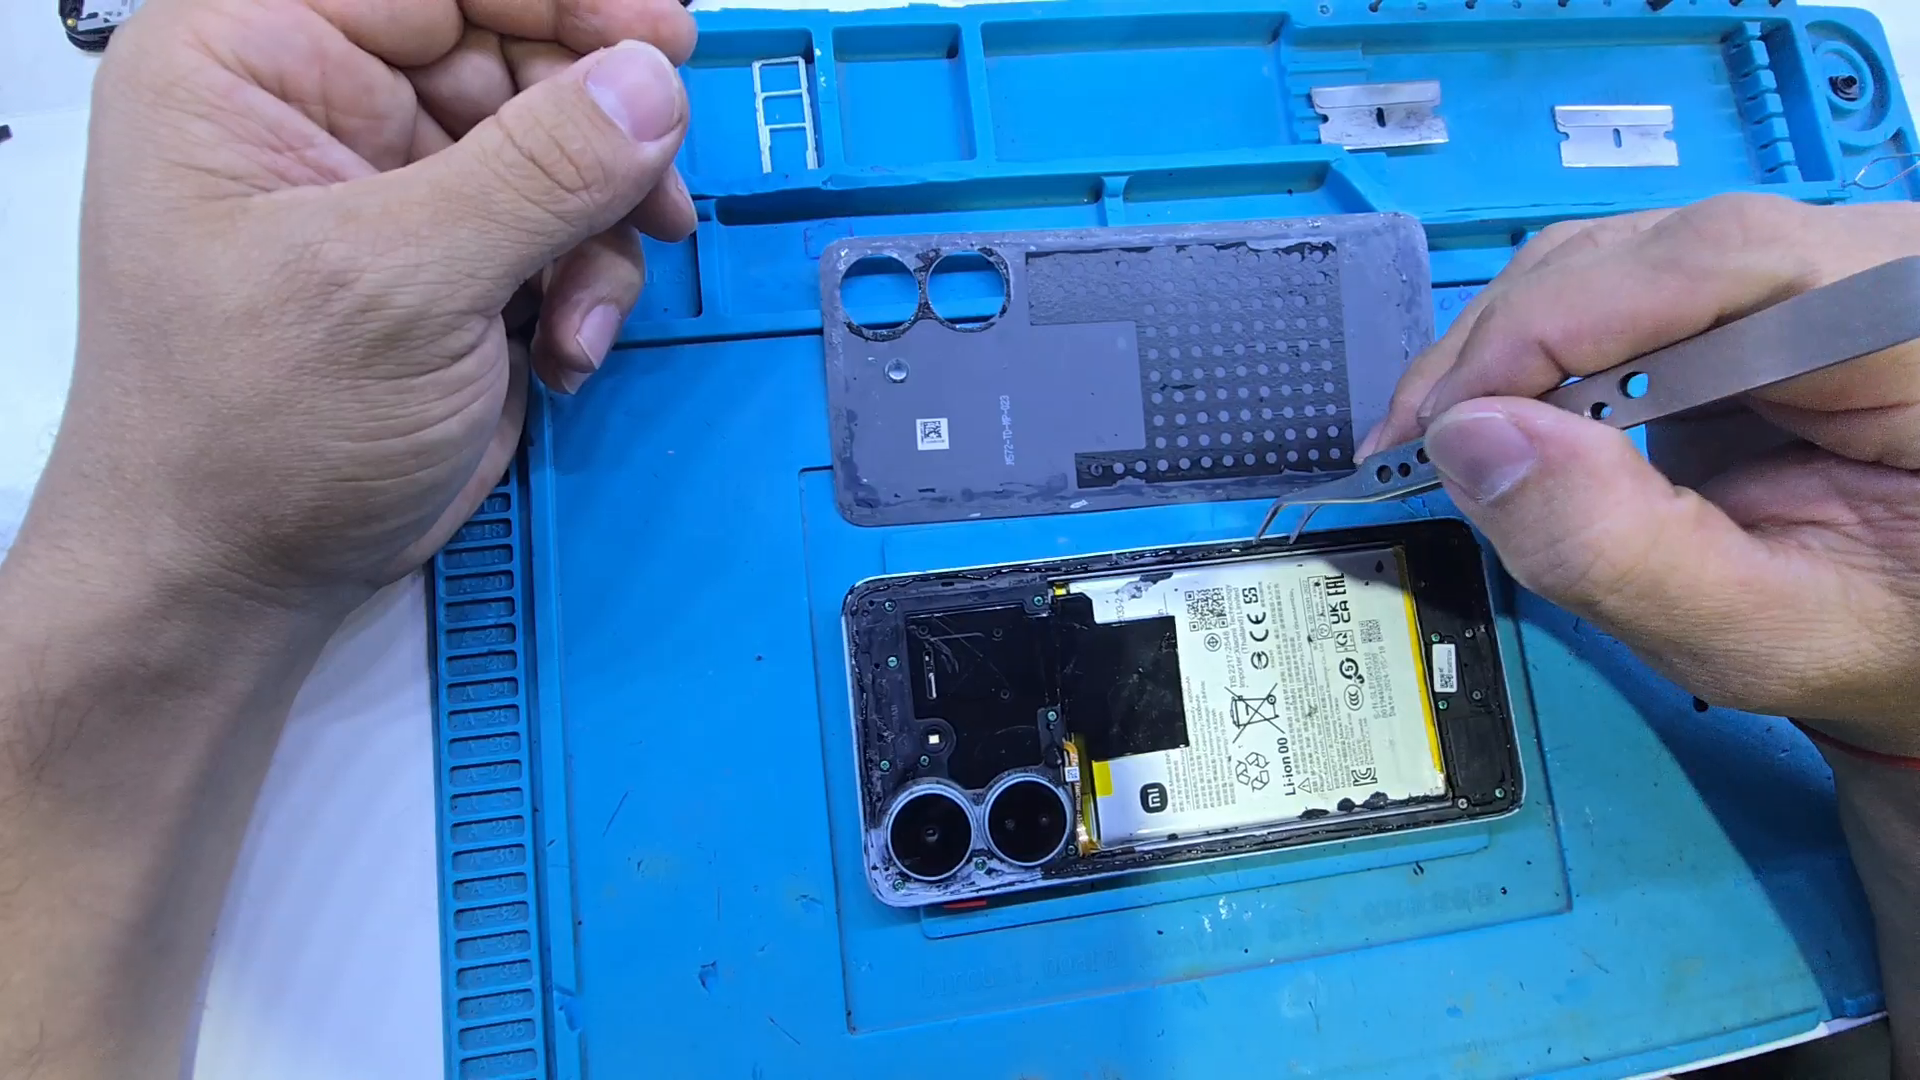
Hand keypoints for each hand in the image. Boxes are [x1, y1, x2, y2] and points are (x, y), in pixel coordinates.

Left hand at [18, 0, 694, 617]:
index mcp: (269, 59)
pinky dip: (593, 300)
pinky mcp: (482, 275)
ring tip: (582, 326)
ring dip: (602, 250)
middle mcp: (353, 115)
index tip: (670, 35)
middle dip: (601, 156)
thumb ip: (537, 175)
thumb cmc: (279, 416)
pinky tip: (566, 356)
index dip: (561, 0)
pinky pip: (577, 248)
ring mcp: (428, 203)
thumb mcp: (404, 283)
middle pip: (526, 74)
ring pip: (572, 172)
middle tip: (662, 216)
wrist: (267, 560)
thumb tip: (656, 84)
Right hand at [1359, 194, 1919, 755]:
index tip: (1440, 430)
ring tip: (1444, 440)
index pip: (1714, 265)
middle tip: (1413, 450)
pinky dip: (1510, 354)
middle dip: (1493, 350)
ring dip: (1487, 353)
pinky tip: (1486, 414)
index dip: (1546, 330)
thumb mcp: (1748, 631)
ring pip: (1591, 262)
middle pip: (1631, 254)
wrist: (1915, 613)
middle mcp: (1873, 268)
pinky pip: (1588, 289)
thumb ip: (1611, 546)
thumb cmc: (1869, 639)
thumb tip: (1465, 437)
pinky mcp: (1732, 296)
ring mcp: (1798, 268)